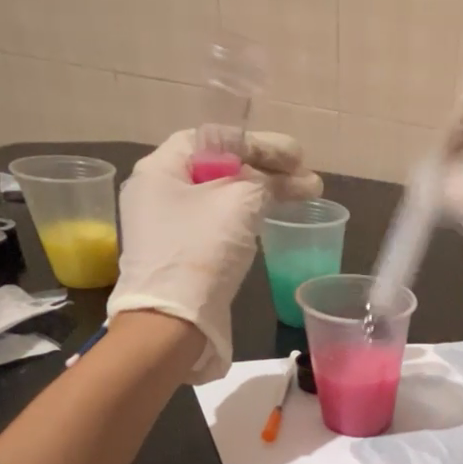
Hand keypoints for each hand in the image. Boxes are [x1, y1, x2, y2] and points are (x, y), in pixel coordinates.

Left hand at [107, 130, 323, 383]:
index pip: (213, 138)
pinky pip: (213, 228)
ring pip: (217, 200)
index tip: (296, 157)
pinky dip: (242, 222)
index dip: (258, 144)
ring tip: (291, 200)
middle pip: (216, 169)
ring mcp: (164, 229)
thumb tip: (306, 181)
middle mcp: (156, 193)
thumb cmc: (200, 253)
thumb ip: (272, 184)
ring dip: (255, 197)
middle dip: (261, 170)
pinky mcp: (177, 259)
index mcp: (160, 169)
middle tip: (300, 178)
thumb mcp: (239, 205)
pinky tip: (264, 226)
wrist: (171, 324)